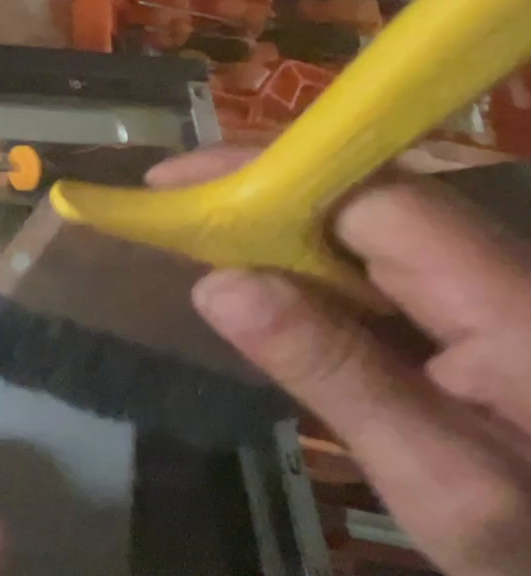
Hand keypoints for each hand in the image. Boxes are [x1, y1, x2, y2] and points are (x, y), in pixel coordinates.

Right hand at [152, 147, 530, 575]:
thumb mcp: (443, 487)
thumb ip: (337, 376)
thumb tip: (217, 284)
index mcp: (518, 312)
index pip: (377, 200)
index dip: (268, 177)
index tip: (168, 186)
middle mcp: (519, 280)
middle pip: (378, 201)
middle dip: (265, 196)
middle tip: (171, 217)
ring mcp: (515, 295)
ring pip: (384, 226)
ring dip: (286, 229)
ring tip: (206, 247)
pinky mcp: (507, 315)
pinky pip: (400, 261)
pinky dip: (323, 262)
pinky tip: (279, 290)